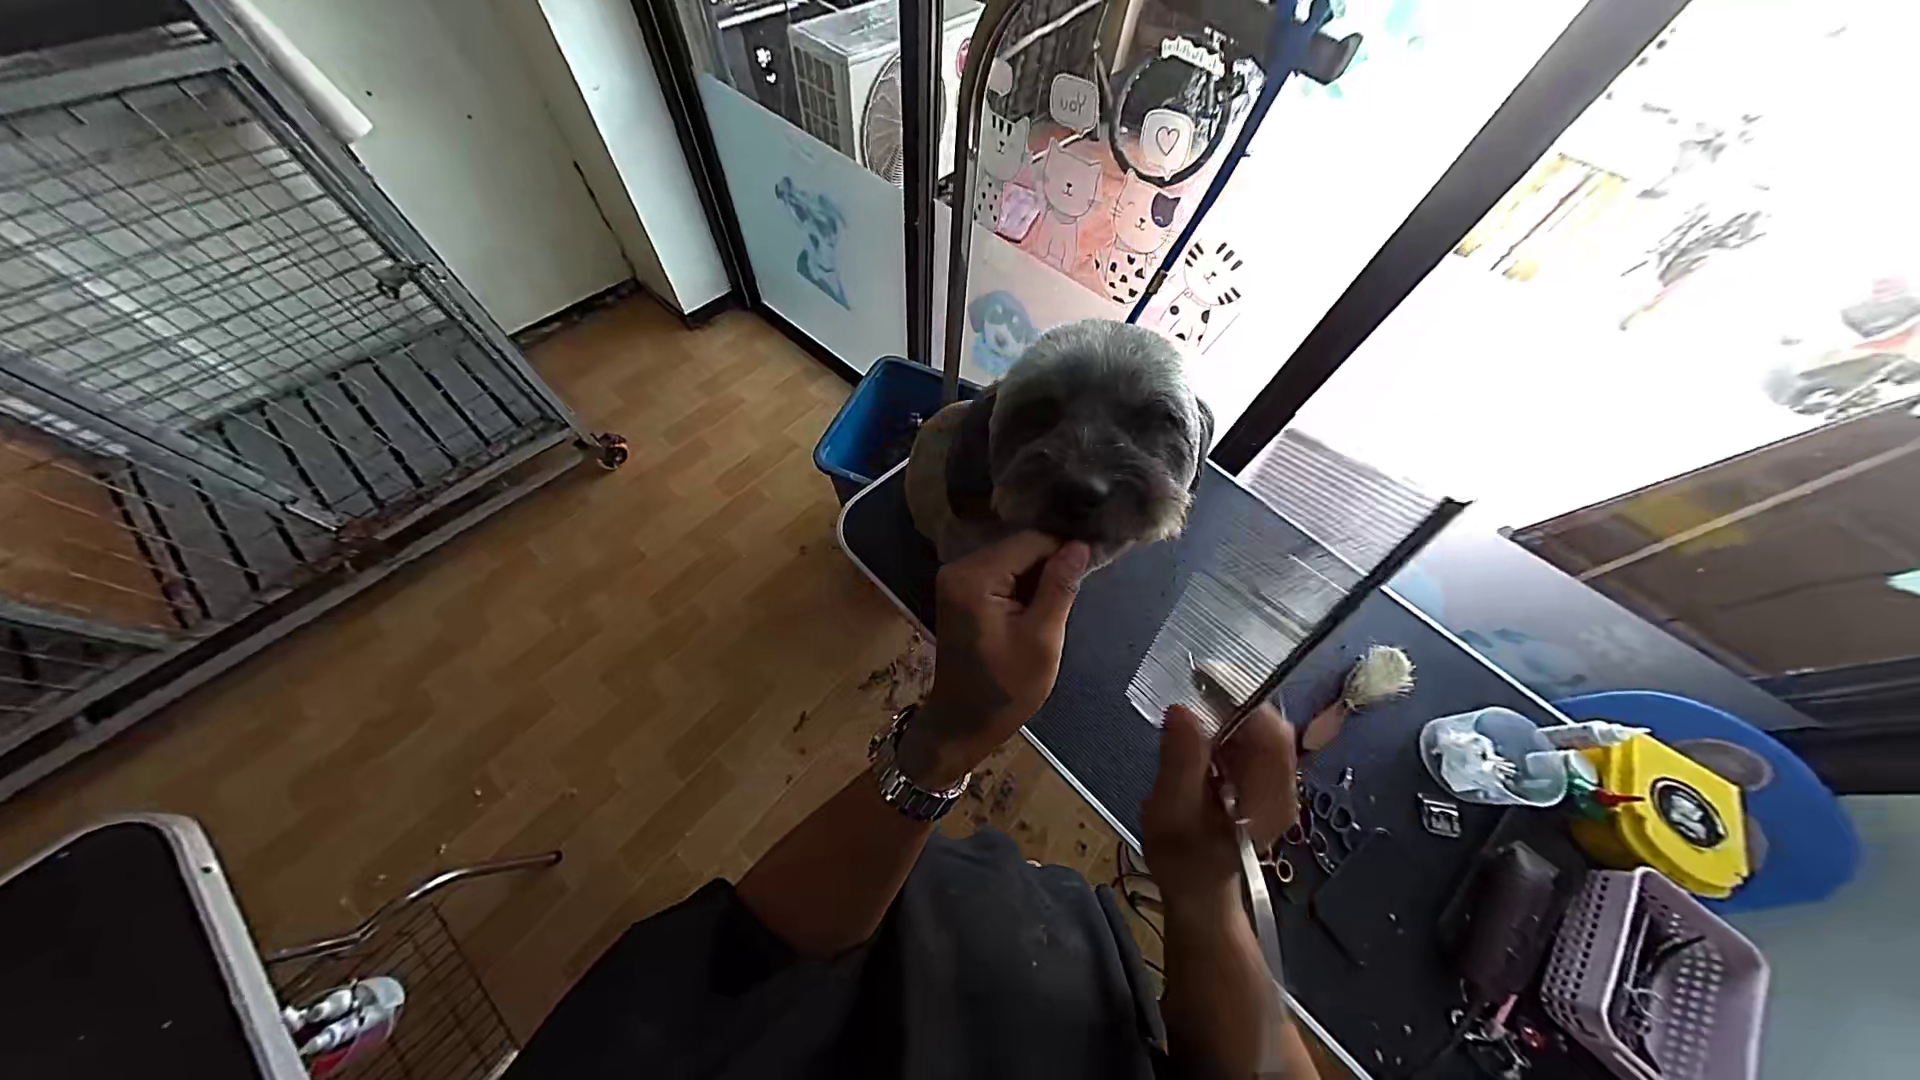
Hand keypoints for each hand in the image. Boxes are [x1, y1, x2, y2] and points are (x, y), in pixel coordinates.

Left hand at [897, 531, 1090, 786]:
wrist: (963, 722)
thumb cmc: (1005, 688)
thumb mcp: (1042, 639)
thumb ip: (1060, 587)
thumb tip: (1080, 544)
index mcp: (974, 576)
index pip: (1030, 541)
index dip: (1066, 547)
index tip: (1098, 557)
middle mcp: (959, 566)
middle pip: (1019, 546)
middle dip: (1053, 560)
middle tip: (1087, 577)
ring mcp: (957, 577)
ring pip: (1013, 557)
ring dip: (1040, 572)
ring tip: (1070, 588)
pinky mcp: (961, 590)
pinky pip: (1001, 572)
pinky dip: (1024, 582)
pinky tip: (1044, 598)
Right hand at [1142, 702, 1297, 904]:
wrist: (1194, 886)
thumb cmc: (1181, 857)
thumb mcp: (1171, 812)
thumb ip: (1180, 762)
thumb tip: (1182, 708)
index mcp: (1269, 800)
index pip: (1272, 736)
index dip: (1242, 701)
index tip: (1203, 677)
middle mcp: (1282, 786)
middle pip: (1267, 726)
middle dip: (1231, 699)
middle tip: (1189, 682)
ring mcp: (1273, 780)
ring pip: (1258, 726)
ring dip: (1225, 708)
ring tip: (1190, 698)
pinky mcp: (1259, 775)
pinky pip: (1248, 736)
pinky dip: (1222, 721)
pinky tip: (1197, 722)